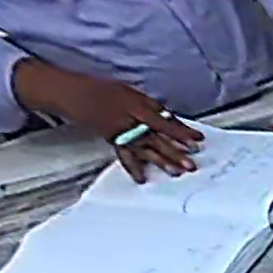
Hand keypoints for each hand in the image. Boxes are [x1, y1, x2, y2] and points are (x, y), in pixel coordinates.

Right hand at [12, 58, 201, 182]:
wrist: (73, 92)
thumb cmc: (107, 92)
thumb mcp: (133, 94)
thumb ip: (156, 110)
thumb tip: (179, 125)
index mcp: (135, 105)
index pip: (162, 120)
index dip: (181, 131)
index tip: (198, 140)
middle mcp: (127, 119)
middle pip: (155, 137)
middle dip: (174, 151)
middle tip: (191, 164)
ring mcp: (119, 131)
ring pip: (144, 148)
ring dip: (160, 161)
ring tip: (176, 172)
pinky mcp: (113, 139)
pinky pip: (124, 154)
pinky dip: (132, 167)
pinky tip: (141, 179)